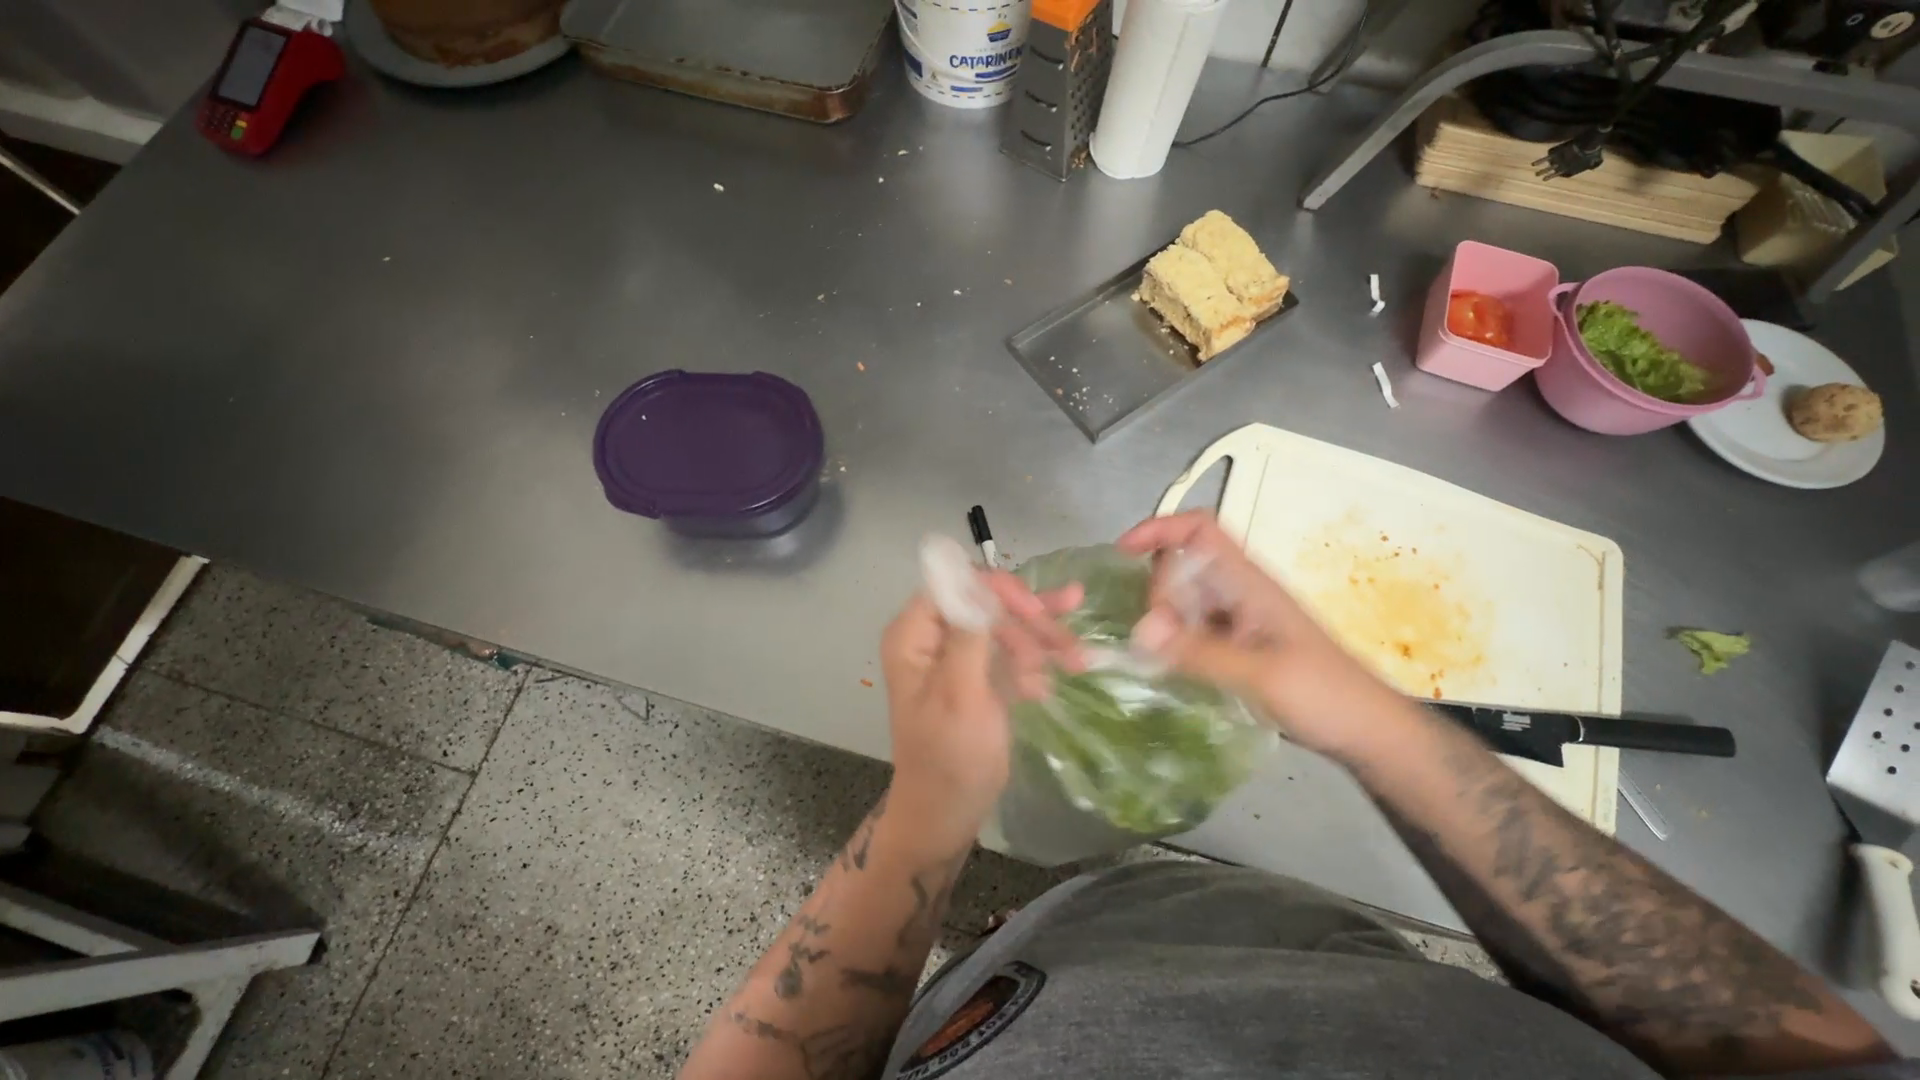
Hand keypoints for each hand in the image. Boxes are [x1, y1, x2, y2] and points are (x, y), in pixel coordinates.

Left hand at [879, 574, 1082, 840]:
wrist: (946, 817)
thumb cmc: (950, 759)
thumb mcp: (960, 695)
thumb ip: (968, 636)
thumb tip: (978, 581)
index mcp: (913, 636)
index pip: (957, 585)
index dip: (999, 591)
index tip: (1035, 613)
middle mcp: (931, 639)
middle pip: (986, 604)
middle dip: (1029, 621)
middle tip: (1067, 647)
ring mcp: (954, 659)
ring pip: (1003, 627)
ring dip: (1040, 641)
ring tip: (1076, 661)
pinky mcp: (976, 679)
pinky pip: (1008, 654)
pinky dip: (1033, 663)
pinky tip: (1054, 679)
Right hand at [1117, 511, 1404, 759]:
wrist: (1370, 733)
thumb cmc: (1325, 696)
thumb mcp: (1259, 676)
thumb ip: (1198, 651)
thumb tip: (1139, 629)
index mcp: (1250, 583)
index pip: (1200, 529)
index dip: (1159, 528)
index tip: (1121, 553)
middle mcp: (1242, 592)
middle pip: (1182, 566)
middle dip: (1156, 591)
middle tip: (1155, 638)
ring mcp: (1240, 621)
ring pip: (1185, 601)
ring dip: (1163, 622)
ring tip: (1158, 662)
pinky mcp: (1240, 648)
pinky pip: (1194, 632)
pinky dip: (1175, 644)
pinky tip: (1169, 674)